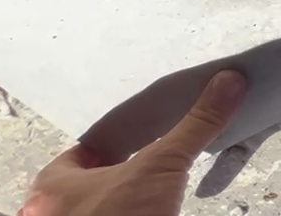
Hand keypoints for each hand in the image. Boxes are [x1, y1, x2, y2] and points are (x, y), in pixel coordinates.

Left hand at [22, 70, 246, 215]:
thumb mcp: (163, 165)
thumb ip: (197, 124)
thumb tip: (230, 79)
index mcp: (50, 191)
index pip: (75, 154)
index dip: (108, 138)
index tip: (141, 127)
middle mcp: (51, 215)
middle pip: (87, 179)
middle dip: (122, 163)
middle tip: (159, 144)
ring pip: (102, 202)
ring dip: (129, 190)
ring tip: (165, 172)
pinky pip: (119, 215)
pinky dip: (137, 208)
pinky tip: (162, 203)